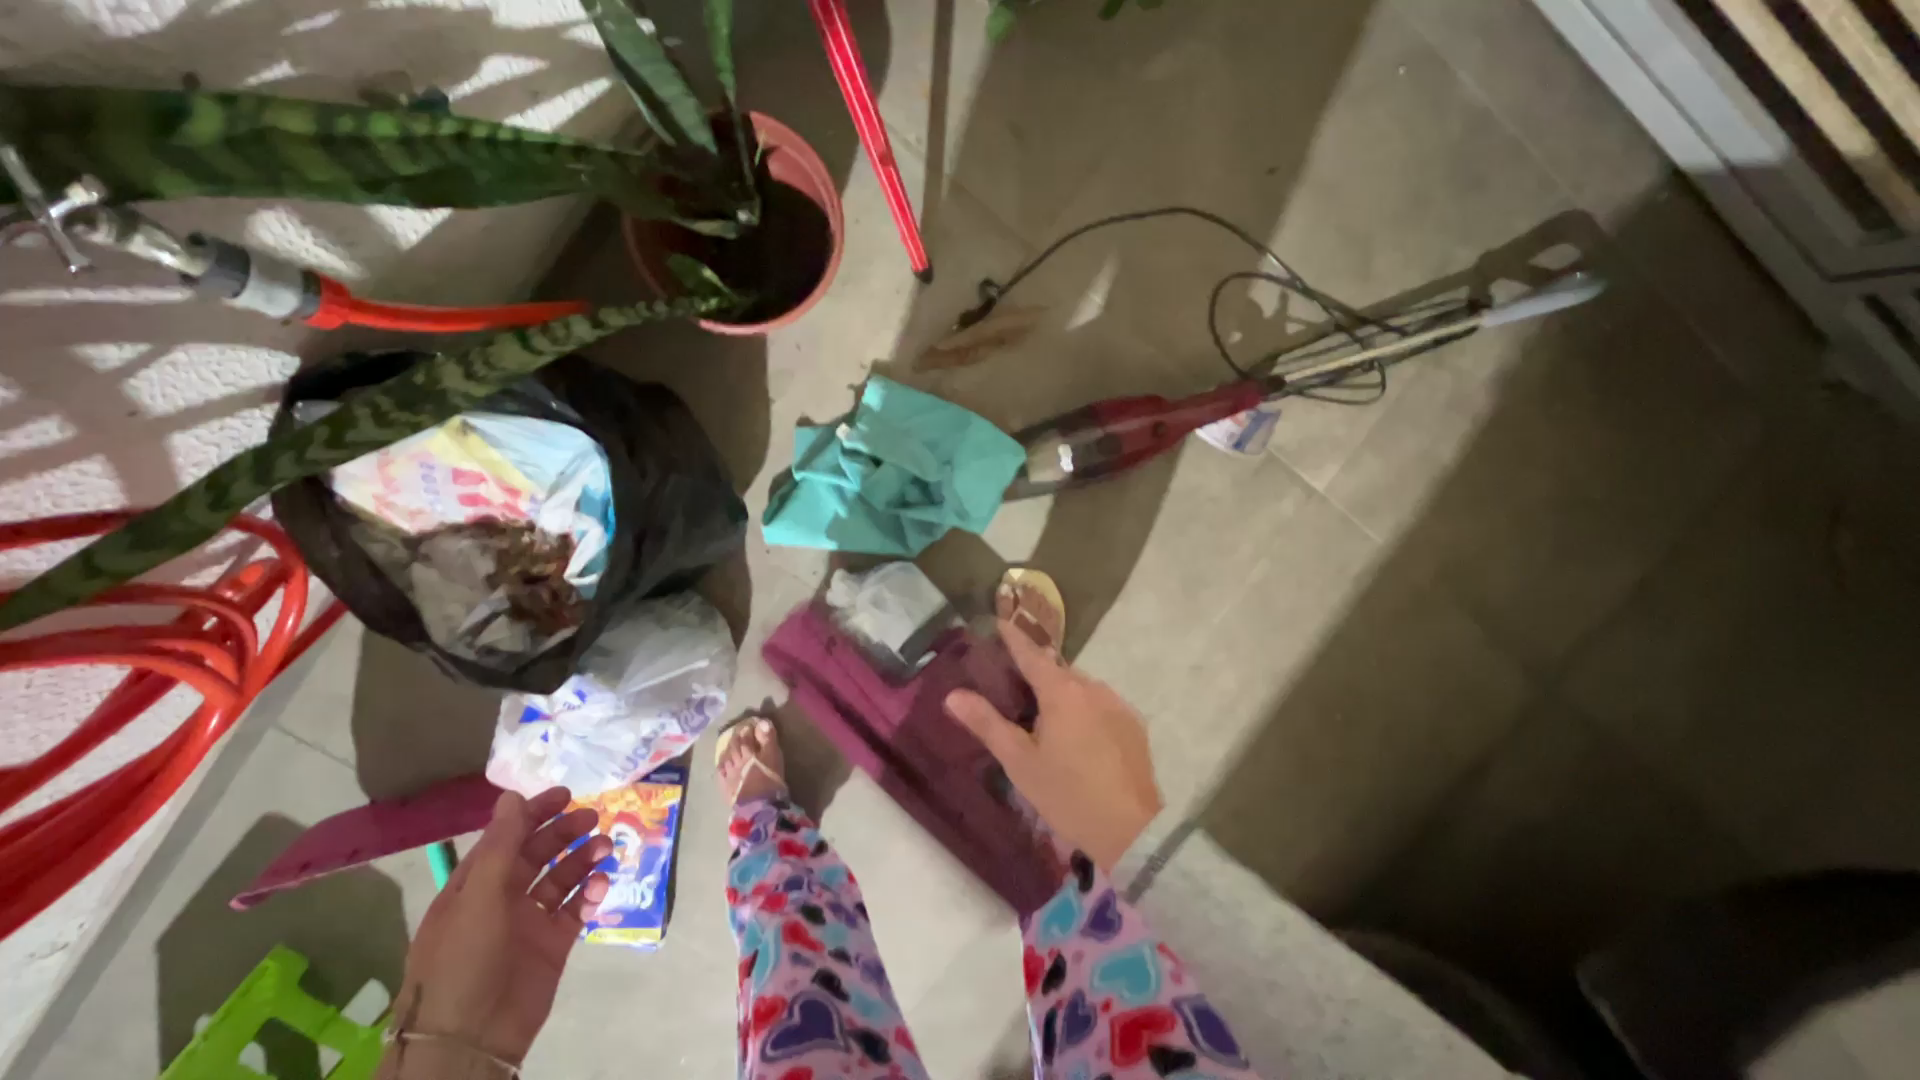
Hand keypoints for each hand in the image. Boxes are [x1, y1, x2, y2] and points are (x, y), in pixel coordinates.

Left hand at [385, 788, 610, 1072]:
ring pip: (561, 880)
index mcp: (473, 887)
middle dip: (564, 833)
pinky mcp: (552, 946)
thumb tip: (512, 795)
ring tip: (606, 848)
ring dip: (582, 860)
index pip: (506, 838)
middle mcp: (501, 900)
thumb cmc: (464, 959)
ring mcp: (528, 923)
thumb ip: (501, 845)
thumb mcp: (479, 897)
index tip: (566, 795)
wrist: (470, 1037)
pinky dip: (589, 894)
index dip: (533, 815)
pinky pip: (575, 910)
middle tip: (593, 818)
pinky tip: (599, 886)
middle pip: (537, 855)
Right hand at [945, 620, 1163, 870]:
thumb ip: (987, 724)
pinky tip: (1077, 737)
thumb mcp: (1020, 762)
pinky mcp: (1133, 725)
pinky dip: (1084, 711)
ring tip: (1044, 718)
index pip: (1031, 654)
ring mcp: (1117, 705)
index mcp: (1061, 691)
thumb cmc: (1067, 794)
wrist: (1130, 829)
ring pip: (1082, 688)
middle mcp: (1093, 688)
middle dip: (1036, 673)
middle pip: (1058, 671)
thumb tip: (953, 695)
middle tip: (1013, 686)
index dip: (1013, 638)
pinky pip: (1101, 706)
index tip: (999, 622)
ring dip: (1062, 694)